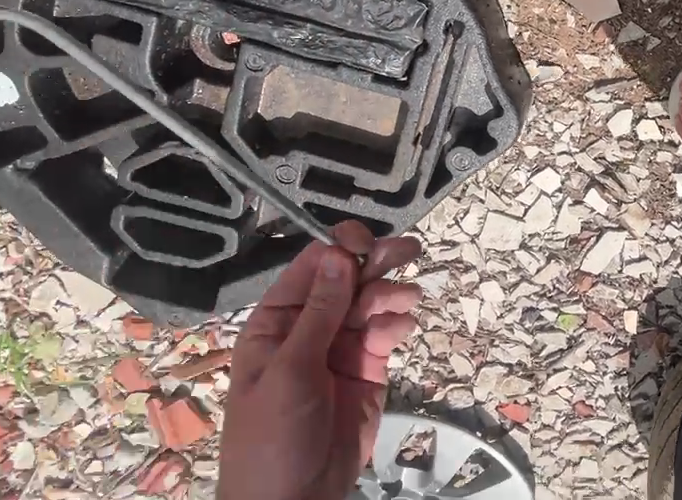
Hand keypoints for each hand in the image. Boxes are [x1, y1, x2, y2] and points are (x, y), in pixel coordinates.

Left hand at [217, 223, 422, 499]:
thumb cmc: (272, 437)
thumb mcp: (289, 372)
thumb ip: (319, 313)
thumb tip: (338, 254)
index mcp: (278, 322)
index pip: (312, 268)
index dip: (340, 249)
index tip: (367, 244)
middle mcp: (312, 326)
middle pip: (349, 277)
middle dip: (377, 261)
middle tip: (409, 250)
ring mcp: (342, 345)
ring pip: (372, 300)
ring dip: (391, 292)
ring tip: (407, 299)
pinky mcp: (369, 365)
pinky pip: (387, 330)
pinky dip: (398, 322)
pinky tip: (402, 329)